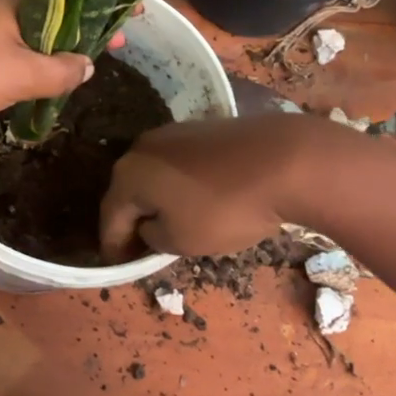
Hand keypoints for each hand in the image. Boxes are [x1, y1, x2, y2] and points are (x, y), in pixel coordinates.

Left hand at [0, 0, 96, 123]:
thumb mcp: (23, 76)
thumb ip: (62, 71)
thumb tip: (87, 64)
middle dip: (94, 6)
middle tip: (125, 26)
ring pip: (43, 12)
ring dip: (71, 27)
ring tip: (103, 46)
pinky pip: (24, 29)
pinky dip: (47, 40)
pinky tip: (59, 61)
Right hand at [98, 114, 357, 261]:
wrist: (286, 161)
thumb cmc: (226, 208)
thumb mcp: (183, 241)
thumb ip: (153, 238)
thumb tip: (150, 226)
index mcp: (127, 175)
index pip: (110, 217)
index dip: (113, 246)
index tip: (119, 266)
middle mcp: (140, 148)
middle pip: (129, 191)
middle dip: (133, 219)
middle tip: (141, 246)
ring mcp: (171, 133)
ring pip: (154, 175)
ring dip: (157, 199)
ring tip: (171, 222)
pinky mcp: (201, 129)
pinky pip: (179, 164)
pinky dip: (180, 184)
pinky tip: (198, 199)